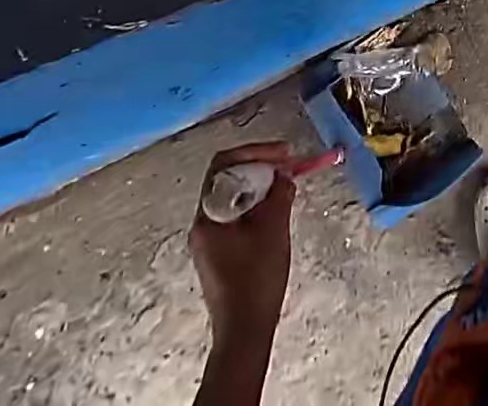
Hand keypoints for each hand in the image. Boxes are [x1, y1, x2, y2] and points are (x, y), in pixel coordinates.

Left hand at [190, 142, 295, 342]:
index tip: (282, 153)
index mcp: (208, 213)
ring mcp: (207, 239)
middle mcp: (201, 222)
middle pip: (226, 178)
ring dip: (257, 188)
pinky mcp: (216, 254)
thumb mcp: (273, 233)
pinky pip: (234, 217)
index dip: (254, 152)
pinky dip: (253, 208)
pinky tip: (273, 214)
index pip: (224, 164)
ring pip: (231, 198)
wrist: (243, 335)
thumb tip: (283, 176)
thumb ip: (278, 197)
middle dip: (257, 168)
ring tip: (283, 188)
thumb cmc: (256, 282)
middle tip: (285, 166)